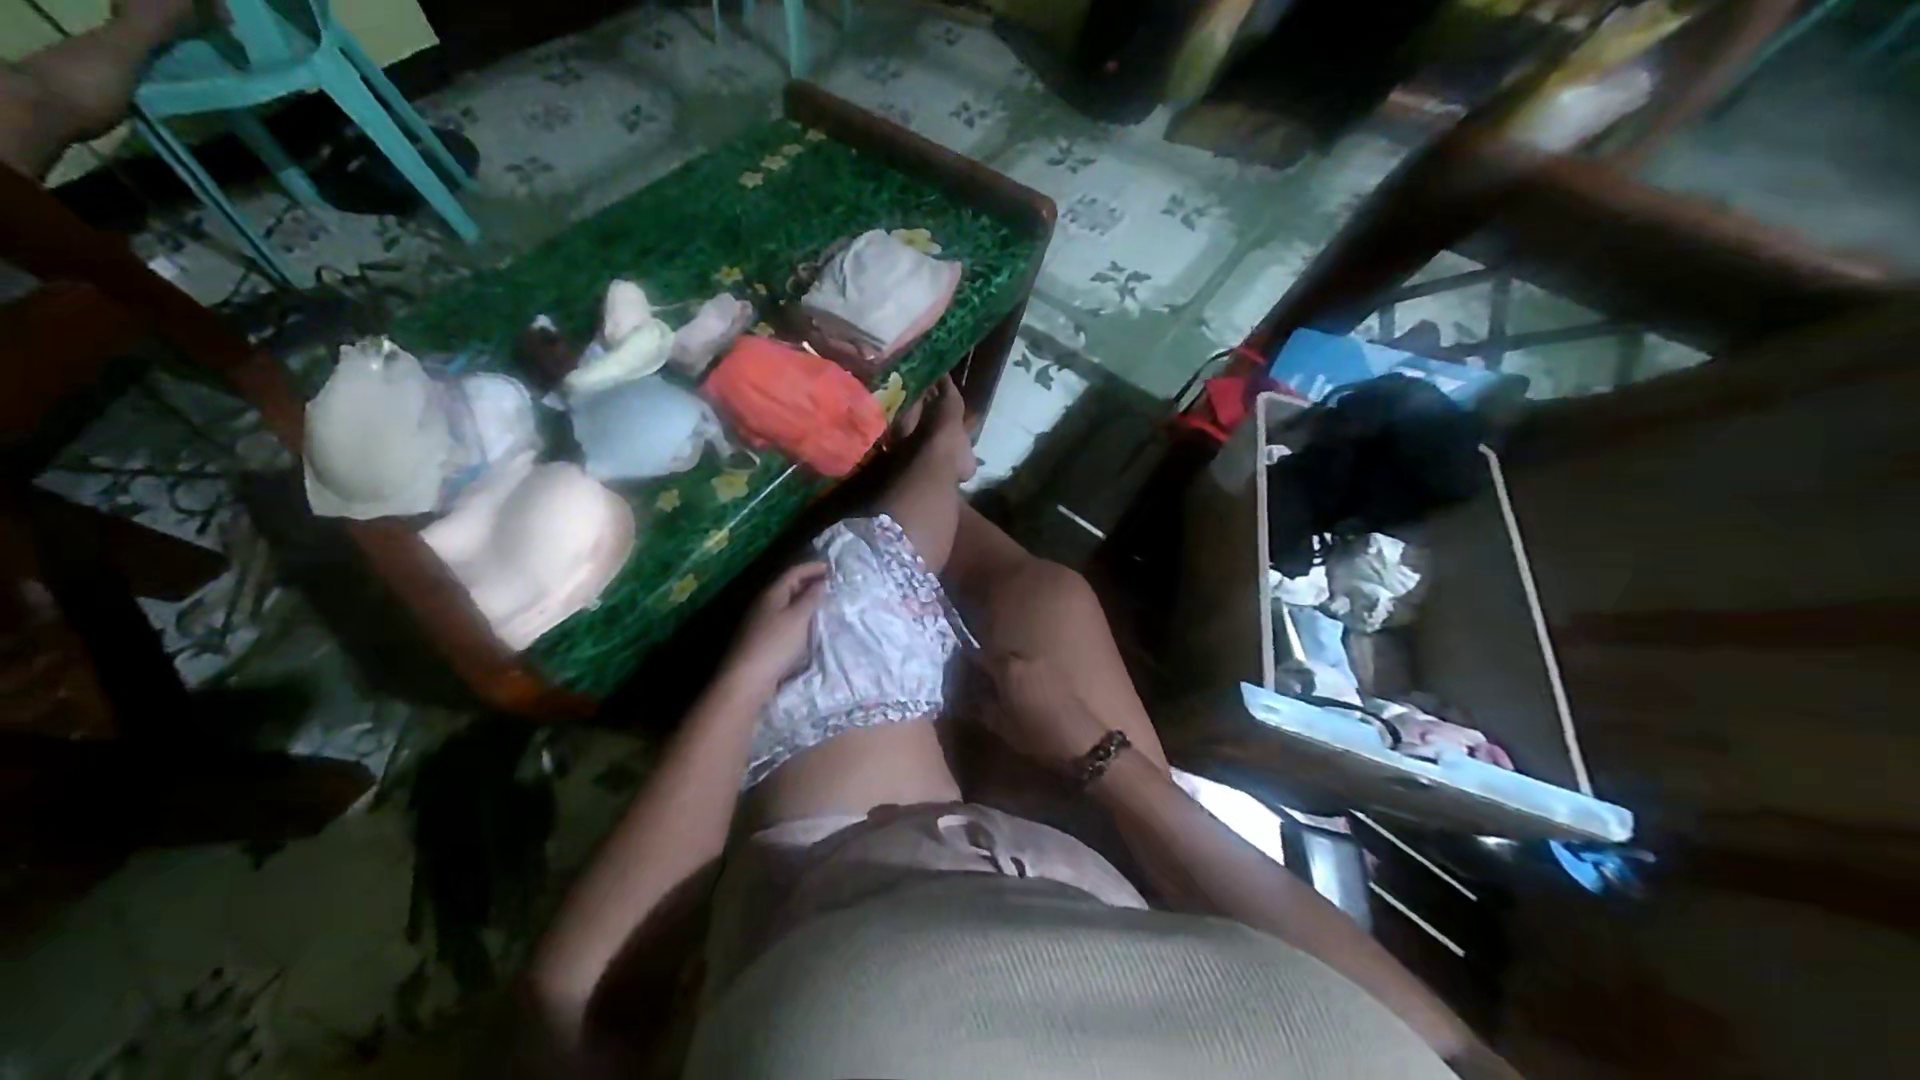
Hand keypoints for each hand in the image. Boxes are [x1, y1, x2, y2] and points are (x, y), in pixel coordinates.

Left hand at [722, 561, 827, 692]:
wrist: (747, 678)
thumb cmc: (776, 643)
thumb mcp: (798, 618)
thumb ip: (811, 598)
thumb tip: (820, 582)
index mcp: (772, 593)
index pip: (793, 572)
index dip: (812, 567)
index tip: (831, 567)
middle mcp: (764, 603)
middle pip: (788, 585)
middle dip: (809, 581)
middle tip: (830, 583)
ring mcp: (761, 621)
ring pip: (787, 603)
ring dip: (804, 599)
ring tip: (823, 602)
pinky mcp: (763, 637)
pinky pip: (784, 618)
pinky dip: (799, 615)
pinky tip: (808, 624)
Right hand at [977, 650, 1113, 773]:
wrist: (1080, 740)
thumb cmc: (1036, 735)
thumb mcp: (1002, 727)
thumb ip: (984, 708)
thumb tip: (973, 698)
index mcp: (1008, 669)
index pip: (982, 658)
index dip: (973, 667)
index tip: (968, 678)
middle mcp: (1026, 659)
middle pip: (1003, 658)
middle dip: (994, 669)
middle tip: (988, 688)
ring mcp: (1046, 663)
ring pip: (1022, 663)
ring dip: (1014, 673)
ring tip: (1010, 694)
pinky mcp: (1061, 672)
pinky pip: (1037, 669)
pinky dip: (1030, 678)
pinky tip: (1030, 696)